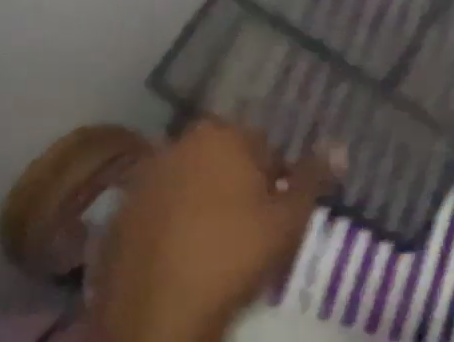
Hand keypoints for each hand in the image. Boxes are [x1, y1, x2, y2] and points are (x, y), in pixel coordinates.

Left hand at [94, 121, 339, 341]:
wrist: (157, 318)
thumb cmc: (234, 255)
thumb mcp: (290, 218)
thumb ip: (314, 177)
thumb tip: (339, 146)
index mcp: (220, 135)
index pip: (264, 145)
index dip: (277, 178)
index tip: (279, 210)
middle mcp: (175, 146)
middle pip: (222, 160)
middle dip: (237, 184)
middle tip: (253, 226)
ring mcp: (139, 182)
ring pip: (187, 185)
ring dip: (202, 203)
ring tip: (217, 244)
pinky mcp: (113, 220)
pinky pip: (156, 214)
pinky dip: (170, 227)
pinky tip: (182, 258)